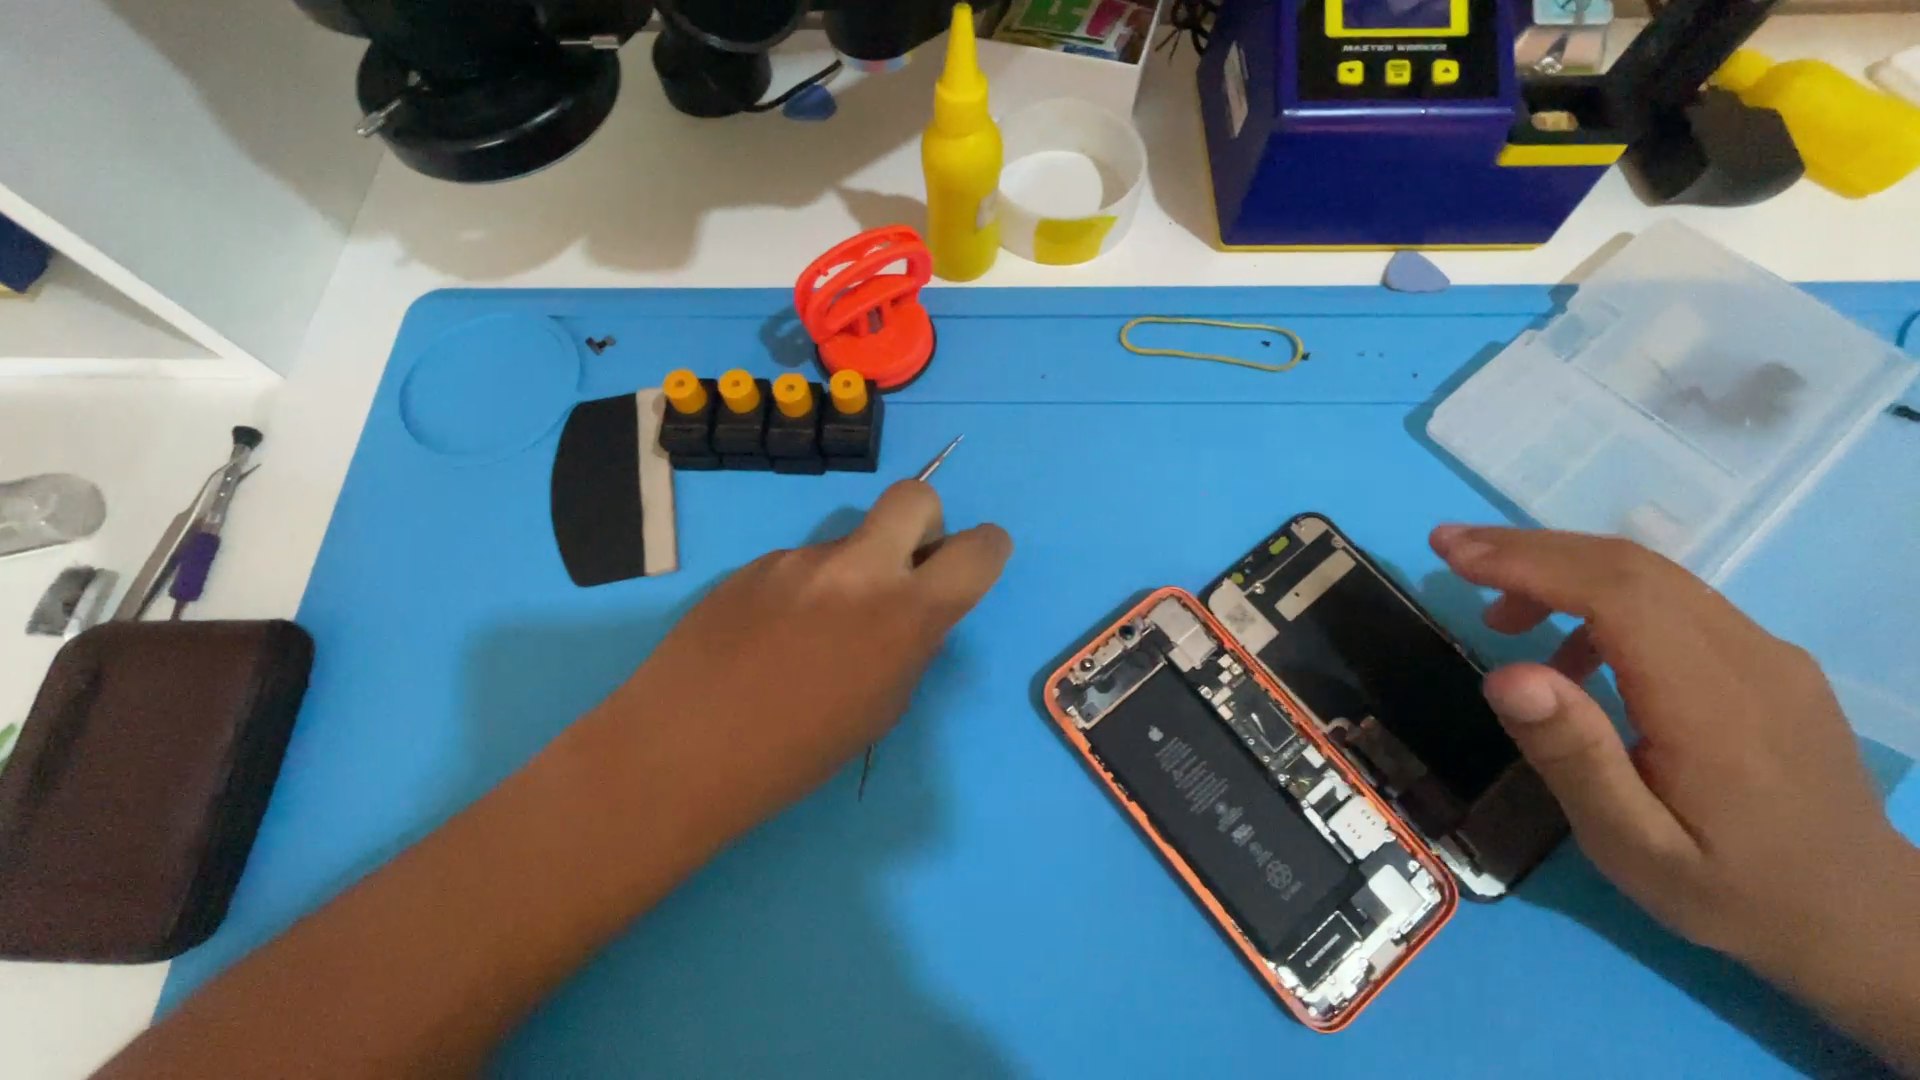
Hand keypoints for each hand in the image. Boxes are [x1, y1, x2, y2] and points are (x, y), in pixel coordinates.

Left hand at [593, 480, 1010, 842]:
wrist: (682, 749)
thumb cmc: (798, 753)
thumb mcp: (883, 709)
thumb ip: (910, 645)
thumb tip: (914, 613)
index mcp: (905, 612)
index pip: (978, 549)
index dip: (987, 551)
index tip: (973, 565)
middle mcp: (857, 567)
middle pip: (914, 497)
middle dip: (925, 524)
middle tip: (903, 570)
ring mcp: (798, 558)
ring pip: (847, 542)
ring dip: (849, 572)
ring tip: (809, 635)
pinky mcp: (751, 564)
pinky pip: (797, 564)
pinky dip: (801, 590)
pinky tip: (768, 636)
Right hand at [1428, 526, 1916, 982]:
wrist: (1862, 921)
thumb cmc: (1730, 891)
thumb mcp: (1633, 845)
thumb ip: (1572, 756)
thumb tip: (1505, 675)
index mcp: (1716, 705)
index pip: (1617, 595)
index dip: (1528, 564)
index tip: (1452, 555)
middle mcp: (1752, 658)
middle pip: (1631, 568)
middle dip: (1529, 549)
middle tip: (1448, 548)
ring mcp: (1766, 654)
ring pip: (1651, 576)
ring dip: (1559, 568)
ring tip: (1492, 609)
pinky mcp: (1764, 661)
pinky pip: (1670, 602)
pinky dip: (1597, 596)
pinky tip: (1562, 650)